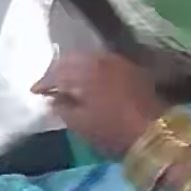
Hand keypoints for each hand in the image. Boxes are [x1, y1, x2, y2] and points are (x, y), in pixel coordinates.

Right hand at [32, 53, 167, 158]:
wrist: (155, 132)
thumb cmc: (113, 130)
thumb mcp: (80, 124)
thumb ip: (62, 108)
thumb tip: (54, 99)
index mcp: (83, 71)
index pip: (56, 72)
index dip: (43, 83)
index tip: (35, 92)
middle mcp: (99, 59)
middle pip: (71, 59)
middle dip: (58, 71)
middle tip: (50, 85)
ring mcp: (117, 61)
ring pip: (88, 58)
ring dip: (76, 68)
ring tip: (69, 83)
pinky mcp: (131, 68)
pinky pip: (104, 63)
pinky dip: (92, 70)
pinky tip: (90, 82)